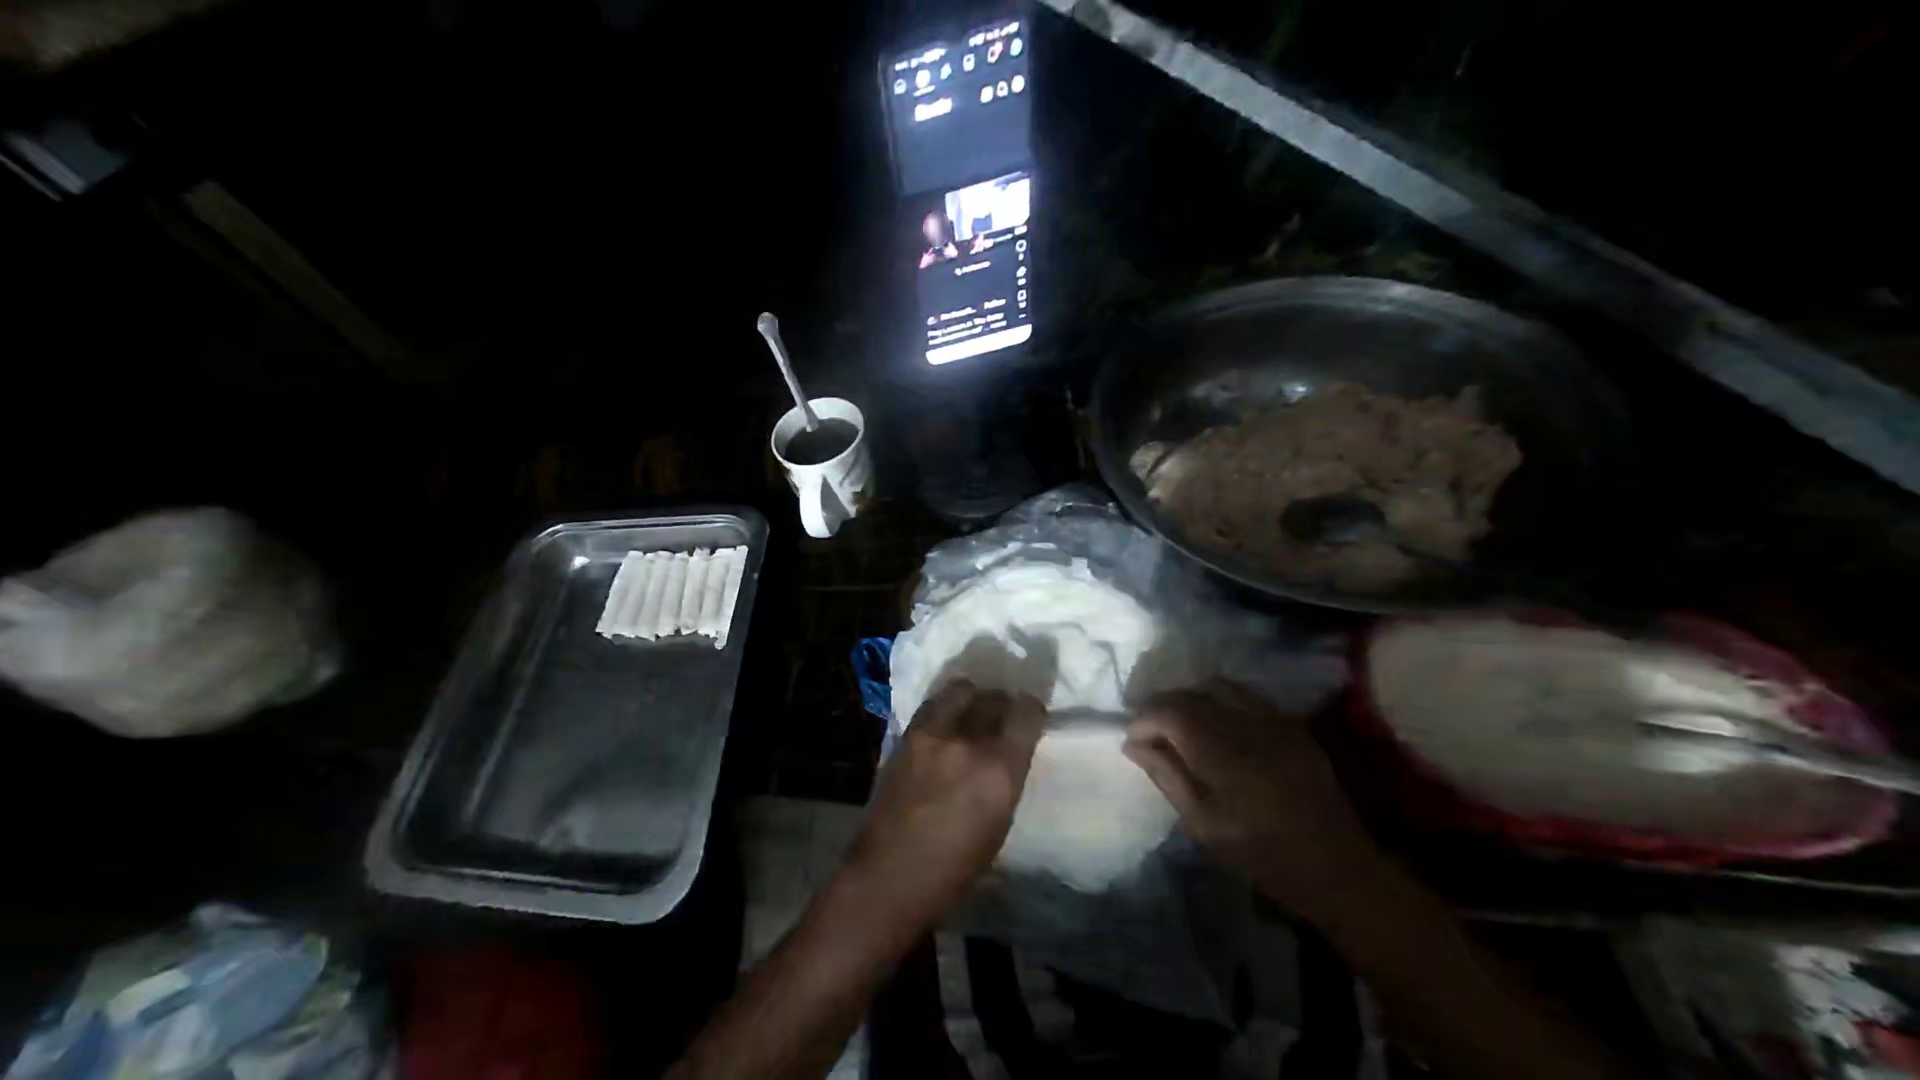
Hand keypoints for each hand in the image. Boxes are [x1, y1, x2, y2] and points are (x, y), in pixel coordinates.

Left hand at [841, 680, 1044, 929]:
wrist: (888, 875)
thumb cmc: (954, 870)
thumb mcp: (1000, 826)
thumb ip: (1006, 780)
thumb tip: (1008, 755)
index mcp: (999, 770)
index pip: (1026, 713)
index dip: (1032, 709)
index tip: (1031, 714)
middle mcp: (968, 742)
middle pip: (992, 697)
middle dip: (1002, 702)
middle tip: (1002, 715)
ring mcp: (932, 735)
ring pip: (960, 692)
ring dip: (972, 698)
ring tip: (972, 712)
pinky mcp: (905, 737)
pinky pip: (932, 706)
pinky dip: (945, 708)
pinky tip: (946, 725)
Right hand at [1123, 679, 1382, 924]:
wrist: (1338, 867)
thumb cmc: (1263, 855)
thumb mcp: (1203, 825)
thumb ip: (1167, 777)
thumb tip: (1134, 744)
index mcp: (1225, 755)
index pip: (1171, 712)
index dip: (1144, 720)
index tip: (1132, 741)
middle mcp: (1249, 725)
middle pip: (1191, 694)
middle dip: (1161, 707)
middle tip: (1148, 733)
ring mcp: (1274, 720)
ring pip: (1218, 686)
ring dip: (1189, 699)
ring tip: (1178, 726)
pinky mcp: (1290, 724)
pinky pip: (1244, 696)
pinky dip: (1218, 701)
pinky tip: (1214, 727)